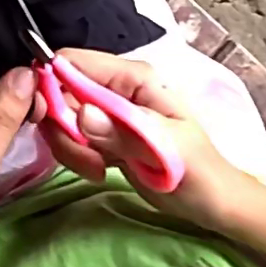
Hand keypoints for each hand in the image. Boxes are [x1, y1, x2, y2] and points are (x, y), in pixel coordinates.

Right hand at [36, 49, 265, 229]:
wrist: (213, 203)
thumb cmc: (199, 173)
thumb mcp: (167, 150)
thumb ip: (122, 130)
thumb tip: (82, 111)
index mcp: (133, 78)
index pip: (72, 63)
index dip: (52, 87)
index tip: (55, 124)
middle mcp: (116, 87)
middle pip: (60, 91)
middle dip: (62, 127)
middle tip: (86, 157)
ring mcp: (107, 110)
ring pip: (61, 117)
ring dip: (70, 146)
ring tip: (97, 168)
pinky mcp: (102, 132)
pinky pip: (71, 136)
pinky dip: (76, 156)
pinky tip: (99, 171)